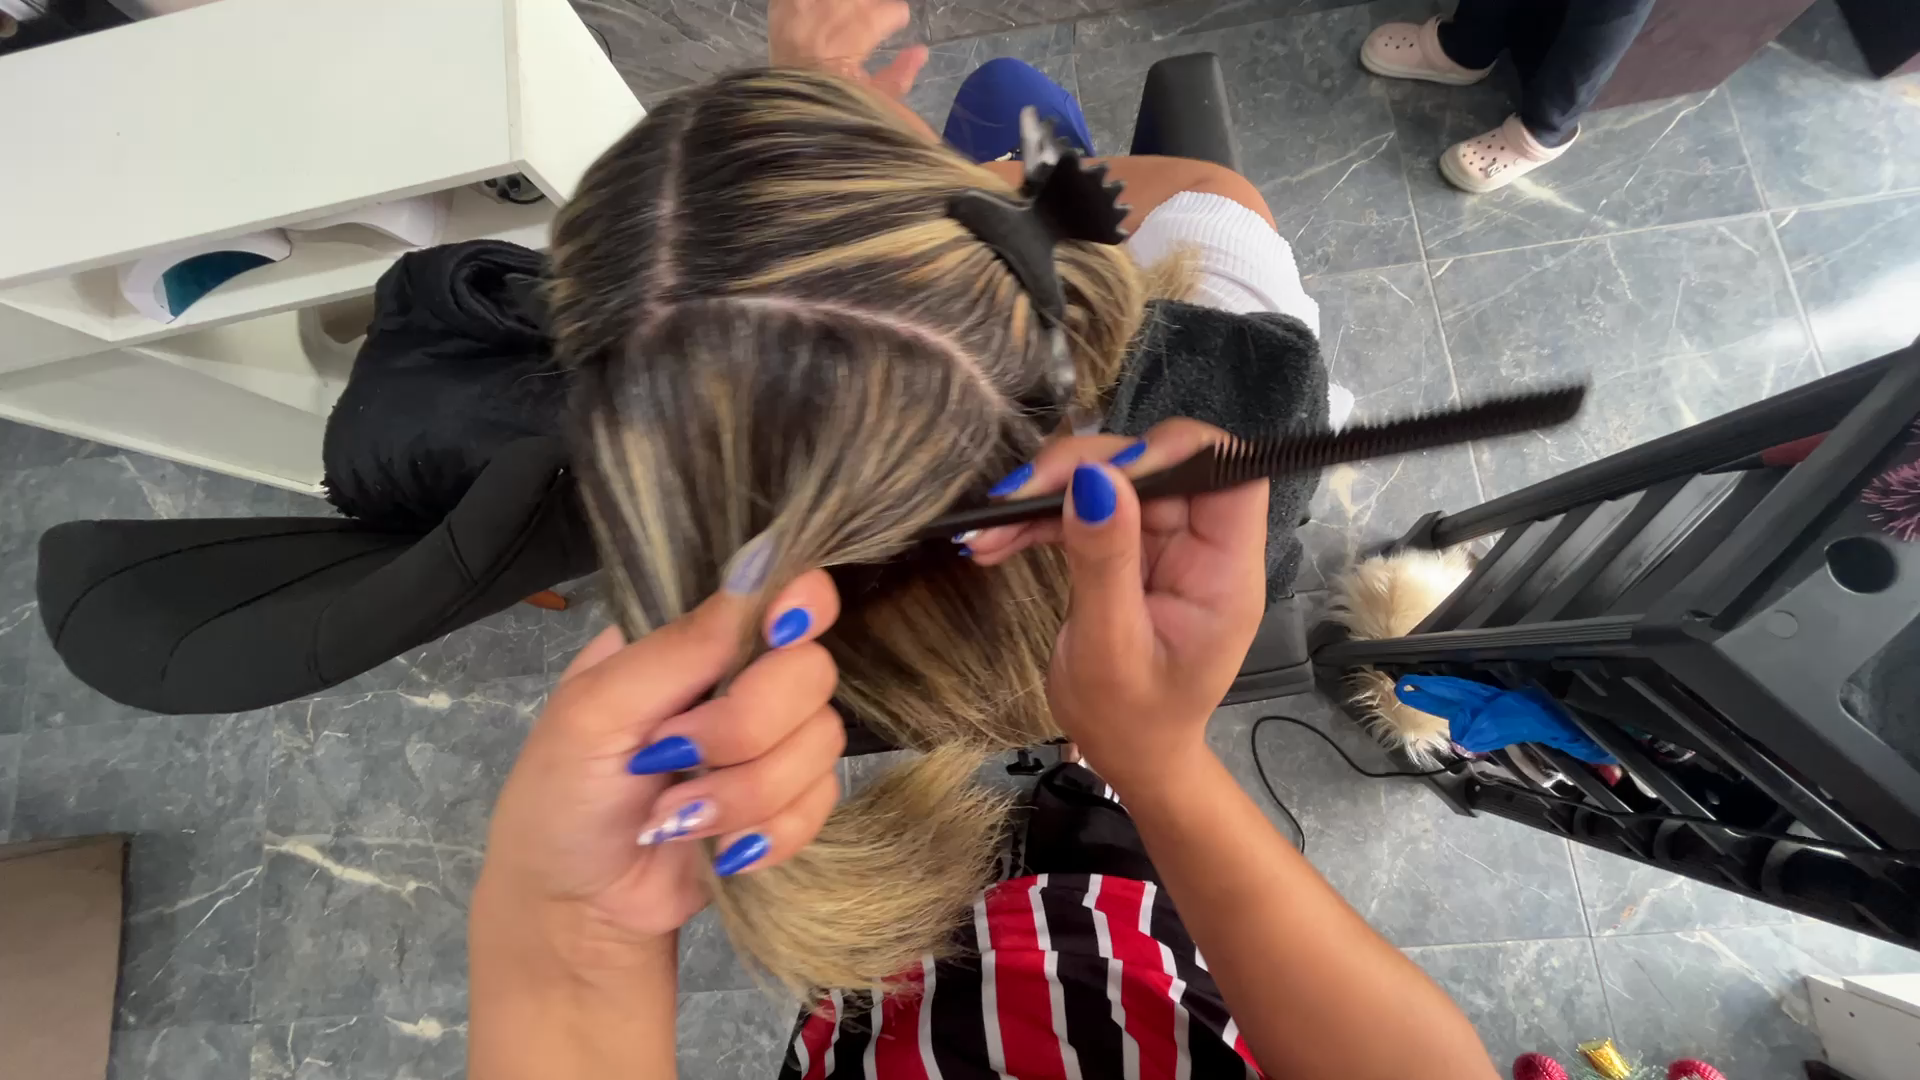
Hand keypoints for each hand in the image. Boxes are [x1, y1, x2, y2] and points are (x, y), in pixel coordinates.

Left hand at [474, 569, 845, 974]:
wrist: (574, 910)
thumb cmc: (561, 795)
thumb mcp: (594, 712)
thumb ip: (678, 648)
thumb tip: (761, 568)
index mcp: (703, 638)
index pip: (786, 592)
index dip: (802, 603)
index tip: (784, 630)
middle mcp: (752, 678)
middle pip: (813, 672)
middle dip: (746, 728)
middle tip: (674, 756)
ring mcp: (778, 739)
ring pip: (823, 742)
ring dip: (746, 794)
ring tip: (677, 818)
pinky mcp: (794, 800)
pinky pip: (821, 802)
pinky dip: (767, 833)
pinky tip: (718, 848)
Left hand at [769, 0, 928, 98]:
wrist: (791, 116)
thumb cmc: (836, 114)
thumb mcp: (872, 104)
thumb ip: (898, 77)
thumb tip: (920, 52)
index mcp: (840, 54)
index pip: (873, 18)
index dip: (893, 13)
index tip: (901, 16)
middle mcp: (815, 29)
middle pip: (851, 0)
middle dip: (871, 2)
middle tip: (879, 10)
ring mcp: (794, 16)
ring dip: (850, 2)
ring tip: (859, 9)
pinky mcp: (778, 9)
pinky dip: (820, 2)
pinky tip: (833, 10)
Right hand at [968, 419, 1268, 794]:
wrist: (1123, 751)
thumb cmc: (1129, 719)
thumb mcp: (1110, 649)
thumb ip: (1105, 563)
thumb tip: (1094, 478)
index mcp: (1223, 569)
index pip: (1227, 473)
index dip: (1172, 452)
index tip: (1102, 472)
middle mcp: (1197, 544)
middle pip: (1154, 466)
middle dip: (1081, 471)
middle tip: (1015, 498)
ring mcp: (1160, 544)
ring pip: (1110, 482)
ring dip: (1047, 494)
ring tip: (989, 527)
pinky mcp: (1124, 549)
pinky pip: (1084, 510)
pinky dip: (1039, 520)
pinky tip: (994, 540)